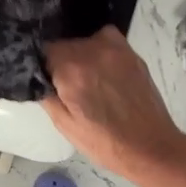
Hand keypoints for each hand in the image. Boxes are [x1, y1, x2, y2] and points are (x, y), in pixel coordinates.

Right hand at [41, 26, 185, 178]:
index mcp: (71, 70)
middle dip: (60, 62)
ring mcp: (115, 48)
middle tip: (67, 87)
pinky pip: (105, 39)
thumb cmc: (105, 143)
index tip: (47, 82)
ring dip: (79, 56)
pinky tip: (102, 70)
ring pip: (83, 41)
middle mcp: (92, 51)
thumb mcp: (65, 125)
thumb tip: (35, 76)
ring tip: (87, 81)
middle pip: (63, 44)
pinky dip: (98, 49)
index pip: (42, 51)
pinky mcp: (131, 52)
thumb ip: (46, 94)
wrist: (149, 146)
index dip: (41, 66)